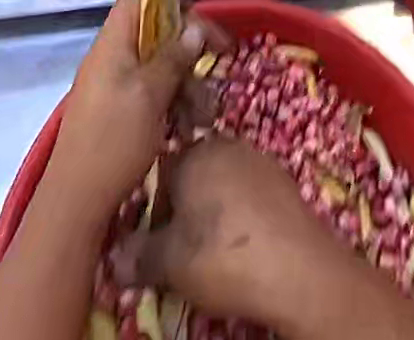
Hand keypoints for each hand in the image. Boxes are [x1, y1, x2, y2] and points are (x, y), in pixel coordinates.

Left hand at [48, 0, 207, 215]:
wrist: (76, 201)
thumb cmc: (114, 140)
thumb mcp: (151, 95)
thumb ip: (173, 57)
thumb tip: (194, 27)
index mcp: (113, 42)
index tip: (199, 20)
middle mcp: (111, 57)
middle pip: (154, 32)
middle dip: (187, 48)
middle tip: (216, 64)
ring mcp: (112, 84)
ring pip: (157, 65)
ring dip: (184, 81)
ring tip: (202, 111)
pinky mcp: (117, 111)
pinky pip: (150, 92)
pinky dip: (171, 102)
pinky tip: (186, 127)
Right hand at [113, 138, 346, 328]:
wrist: (298, 268)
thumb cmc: (222, 255)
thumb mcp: (169, 263)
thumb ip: (139, 257)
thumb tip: (115, 260)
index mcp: (194, 154)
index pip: (161, 176)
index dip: (156, 214)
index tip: (158, 246)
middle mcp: (226, 145)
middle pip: (194, 176)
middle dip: (187, 210)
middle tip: (185, 251)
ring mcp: (259, 160)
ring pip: (224, 184)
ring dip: (216, 212)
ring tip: (217, 251)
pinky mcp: (285, 181)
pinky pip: (252, 195)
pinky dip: (244, 216)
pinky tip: (247, 246)